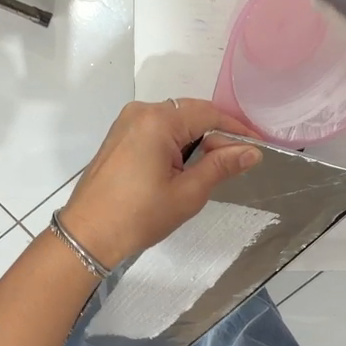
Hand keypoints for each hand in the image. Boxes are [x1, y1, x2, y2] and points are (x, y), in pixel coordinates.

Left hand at [57, 99, 261, 268]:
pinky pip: (157, 129)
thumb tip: (251, 151)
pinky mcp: (119, 136)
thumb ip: (221, 166)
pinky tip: (185, 167)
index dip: (237, 129)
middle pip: (191, 113)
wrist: (88, 234)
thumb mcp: (188, 193)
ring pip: (174, 121)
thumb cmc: (140, 215)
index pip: (209, 113)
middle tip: (237, 161)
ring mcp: (126, 122)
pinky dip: (176, 143)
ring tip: (213, 168)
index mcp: (158, 120)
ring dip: (196, 139)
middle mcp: (141, 112)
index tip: (257, 146)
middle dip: (216, 134)